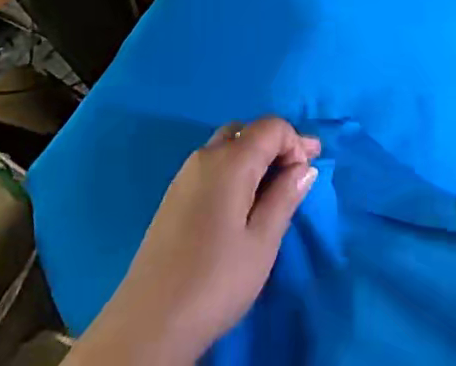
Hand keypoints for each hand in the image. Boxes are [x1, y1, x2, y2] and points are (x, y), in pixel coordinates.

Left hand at [67, 117, 320, 365]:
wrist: (146, 329)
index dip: (296, 141)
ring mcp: (183, 179)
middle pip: (246, 130)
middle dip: (275, 144)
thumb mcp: (263, 241)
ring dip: (254, 156)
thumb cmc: (215, 281)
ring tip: (273, 188)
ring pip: (226, 146)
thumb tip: (304, 168)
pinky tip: (242, 201)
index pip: (271, 127)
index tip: (309, 170)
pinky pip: (211, 166)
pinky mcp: (172, 200)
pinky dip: (234, 170)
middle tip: (296, 171)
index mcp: (229, 162)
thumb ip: (285, 196)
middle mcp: (203, 159)